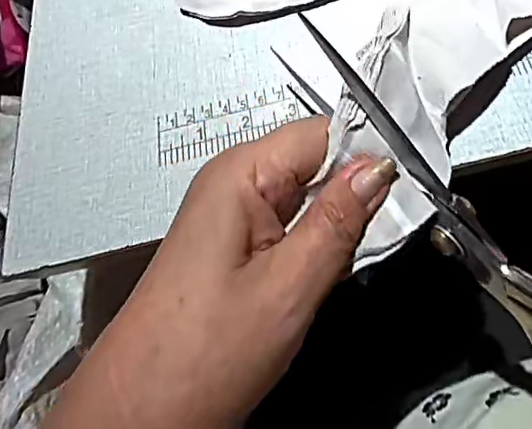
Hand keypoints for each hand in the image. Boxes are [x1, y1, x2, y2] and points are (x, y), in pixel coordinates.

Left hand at [48, 117, 396, 428]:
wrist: (134, 423)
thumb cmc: (186, 364)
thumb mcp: (287, 287)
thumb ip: (339, 219)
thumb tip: (376, 170)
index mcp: (240, 174)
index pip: (325, 132)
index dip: (366, 157)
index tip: (397, 186)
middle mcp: (234, 183)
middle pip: (320, 160)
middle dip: (352, 195)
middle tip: (369, 235)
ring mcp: (234, 212)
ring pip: (311, 193)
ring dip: (336, 223)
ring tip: (334, 265)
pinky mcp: (239, 240)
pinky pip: (295, 221)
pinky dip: (317, 242)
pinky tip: (317, 274)